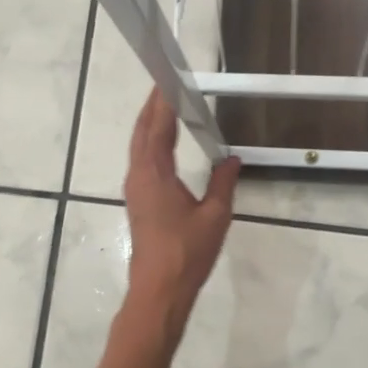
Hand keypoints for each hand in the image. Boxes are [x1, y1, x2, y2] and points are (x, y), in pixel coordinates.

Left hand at [89, 89, 240, 367]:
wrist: (159, 290)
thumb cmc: (186, 252)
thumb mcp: (215, 215)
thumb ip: (223, 182)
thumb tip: (232, 159)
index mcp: (154, 173)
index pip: (158, 126)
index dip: (164, 100)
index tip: (171, 78)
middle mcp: (139, 175)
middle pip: (142, 131)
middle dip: (153, 106)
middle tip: (167, 83)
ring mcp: (135, 188)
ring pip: (139, 145)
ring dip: (150, 123)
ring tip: (167, 105)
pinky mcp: (138, 201)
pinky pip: (142, 160)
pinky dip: (152, 142)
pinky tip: (165, 143)